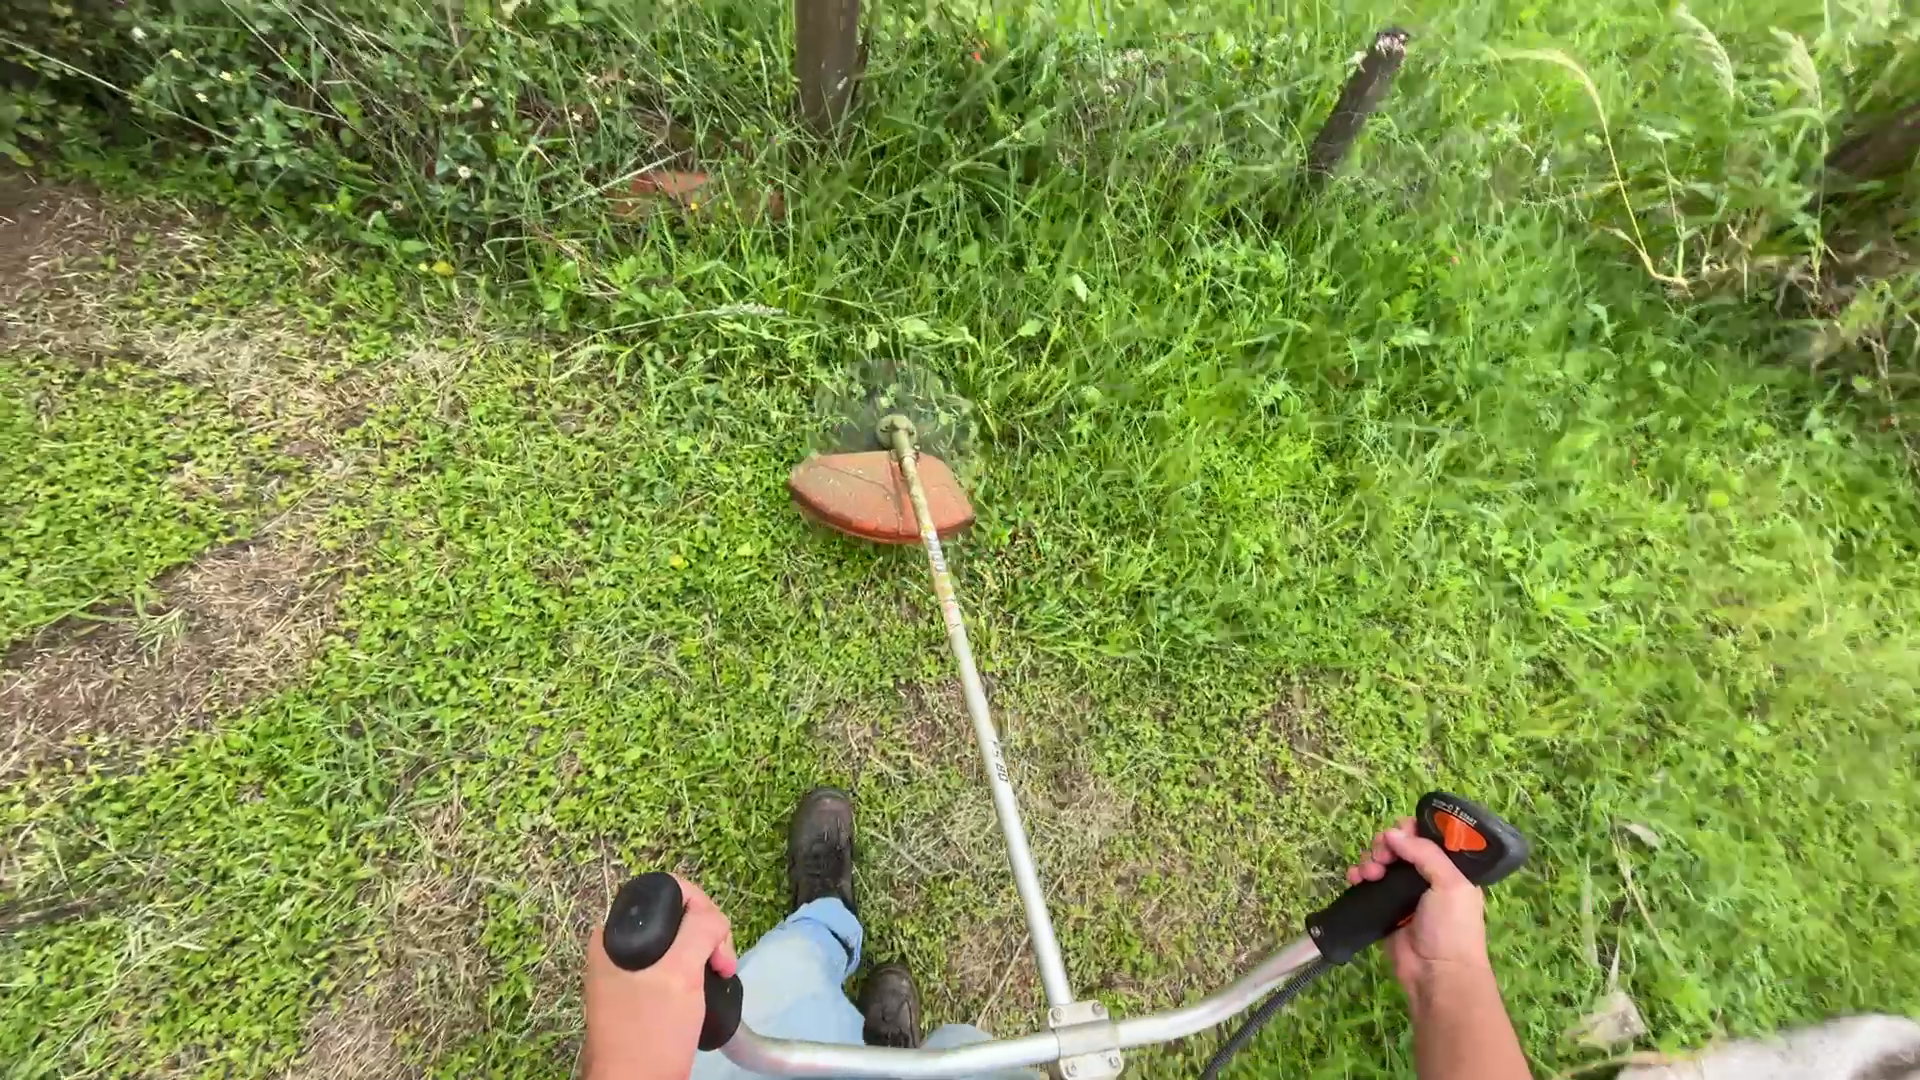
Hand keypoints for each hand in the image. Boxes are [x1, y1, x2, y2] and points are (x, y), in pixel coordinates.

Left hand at [581, 875, 737, 1079]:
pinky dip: (698, 965)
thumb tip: (713, 917)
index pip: (670, 890)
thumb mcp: (681, 971)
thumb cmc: (654, 1029)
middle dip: (709, 932)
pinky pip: (677, 958)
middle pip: (679, 913)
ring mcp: (629, 967)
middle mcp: (618, 943)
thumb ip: (700, 928)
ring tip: (720, 975)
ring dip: (708, 949)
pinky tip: (708, 983)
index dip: (701, 907)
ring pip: (683, 936)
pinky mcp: (641, 988)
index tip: (716, 940)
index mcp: (615, 932)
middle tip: (722, 963)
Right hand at [1345, 818, 1491, 997]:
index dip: (1411, 830)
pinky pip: (1366, 880)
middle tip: (1383, 857)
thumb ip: (1424, 853)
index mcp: (1450, 870)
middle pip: (1399, 845)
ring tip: (1369, 874)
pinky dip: (1358, 874)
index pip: (1428, 837)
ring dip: (1370, 859)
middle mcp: (1426, 877)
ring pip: (1380, 859)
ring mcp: (1403, 891)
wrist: (1435, 973)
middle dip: (1385, 845)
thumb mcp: (1450, 885)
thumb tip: (1391, 833)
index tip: (1399, 834)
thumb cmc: (1451, 928)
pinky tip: (1355, 879)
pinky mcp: (1383, 904)